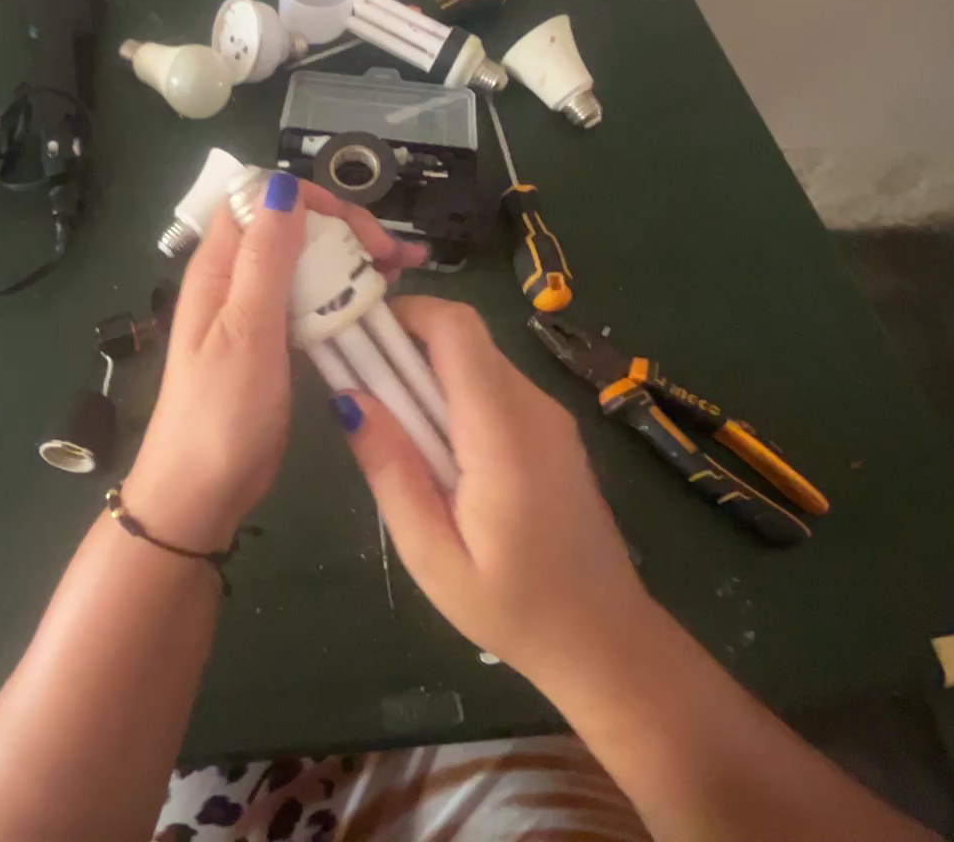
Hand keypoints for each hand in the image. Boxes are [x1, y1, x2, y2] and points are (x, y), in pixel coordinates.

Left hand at [123, 176, 426, 551]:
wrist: (202, 489)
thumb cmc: (219, 412)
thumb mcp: (245, 329)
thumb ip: (264, 258)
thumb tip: (282, 186)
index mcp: (218, 268)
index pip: (260, 200)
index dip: (311, 199)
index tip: (358, 228)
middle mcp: (236, 281)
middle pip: (292, 229)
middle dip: (345, 229)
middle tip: (396, 256)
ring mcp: (257, 314)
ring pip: (307, 265)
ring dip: (352, 261)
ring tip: (404, 272)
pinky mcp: (276, 344)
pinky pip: (312, 303)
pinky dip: (345, 296)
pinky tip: (380, 304)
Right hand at [333, 297, 645, 680]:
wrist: (605, 640)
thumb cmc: (513, 608)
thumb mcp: (431, 553)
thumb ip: (392, 470)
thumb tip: (348, 397)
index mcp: (504, 436)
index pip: (456, 331)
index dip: (403, 313)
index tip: (355, 332)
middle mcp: (534, 409)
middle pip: (463, 339)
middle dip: (403, 344)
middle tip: (355, 382)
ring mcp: (550, 417)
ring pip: (477, 361)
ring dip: (425, 373)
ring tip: (388, 424)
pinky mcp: (552, 431)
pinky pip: (493, 388)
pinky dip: (452, 395)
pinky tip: (432, 447)